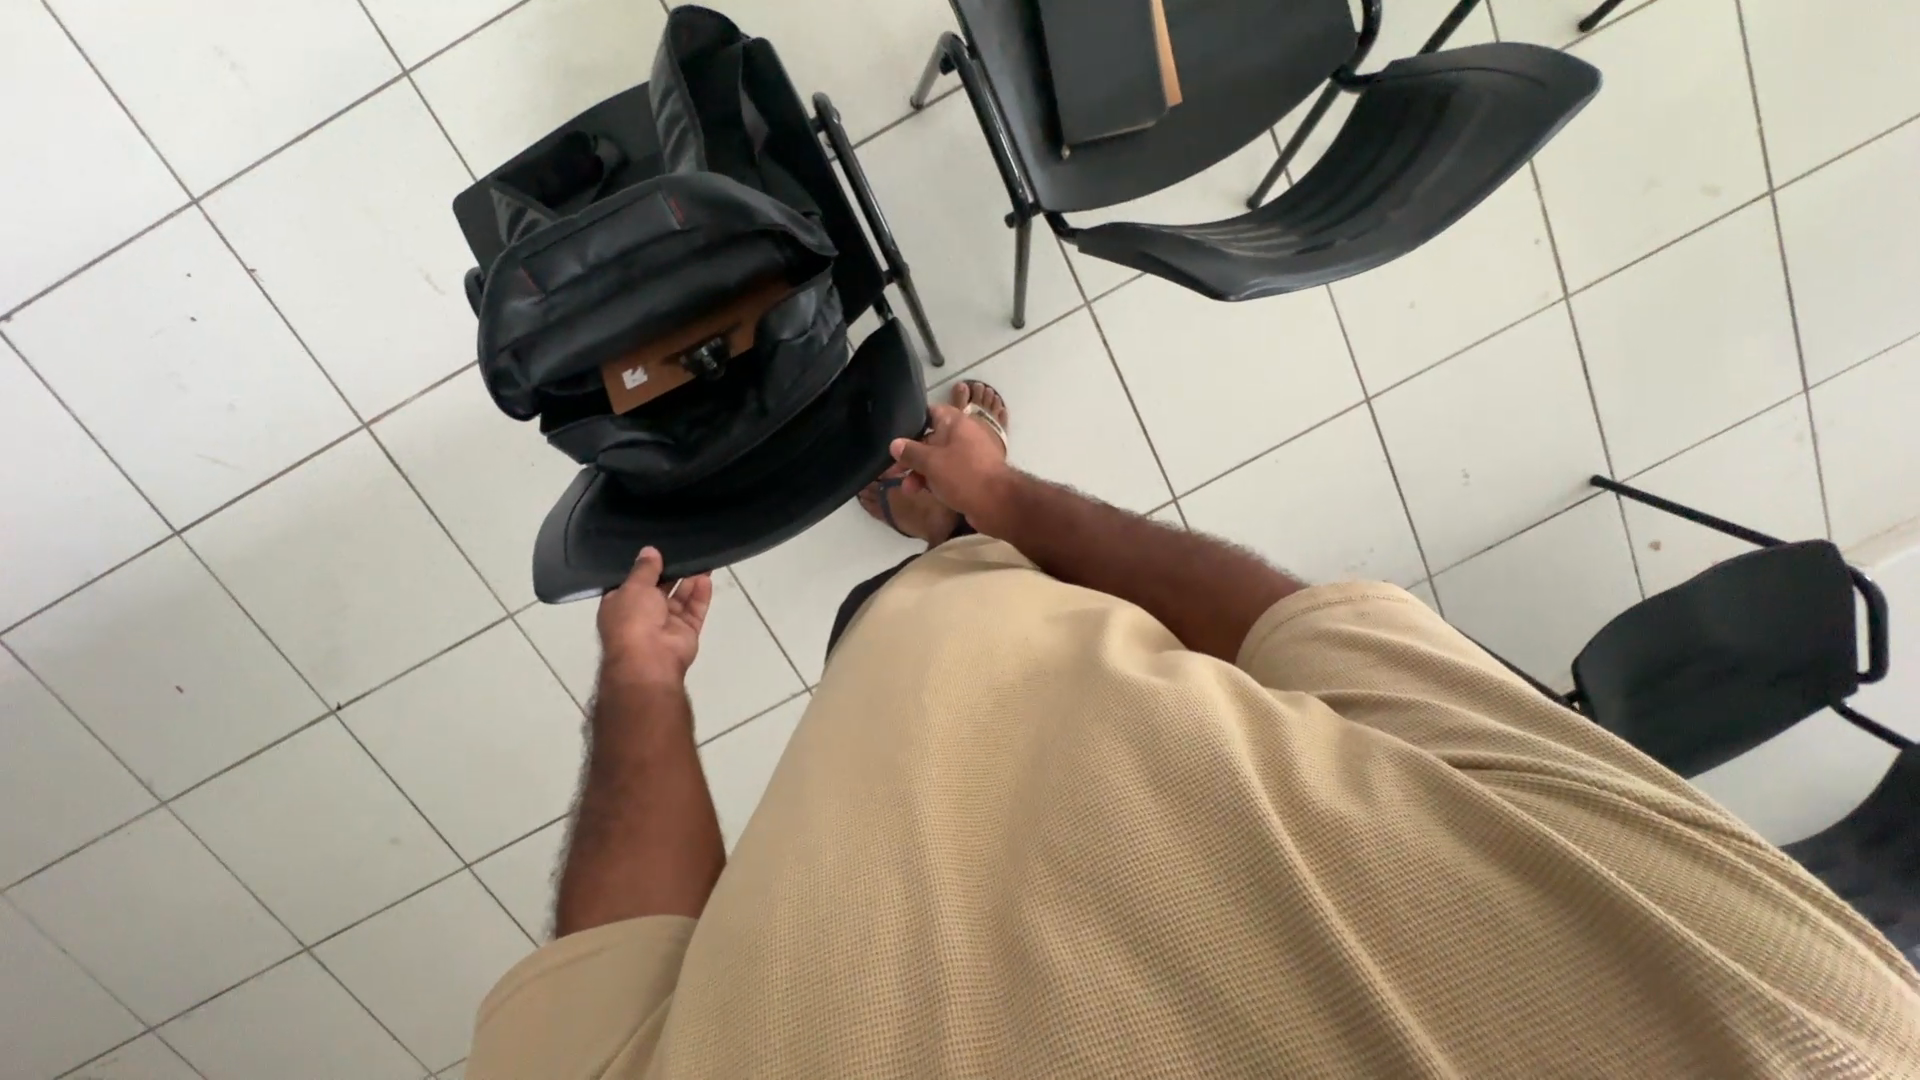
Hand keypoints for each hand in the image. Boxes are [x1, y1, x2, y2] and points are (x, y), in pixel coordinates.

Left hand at [596, 547, 712, 690]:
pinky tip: (706, 578)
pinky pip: (695, 610)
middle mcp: (642, 614)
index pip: (633, 582)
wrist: (649, 659)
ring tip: (701, 558)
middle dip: (672, 571)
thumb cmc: (632, 619)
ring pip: (680, 598)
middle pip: (660, 588)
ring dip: (689, 580)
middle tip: (684, 549)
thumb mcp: (633, 587)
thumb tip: (649, 550)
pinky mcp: (686, 631)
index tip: (657, 549)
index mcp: (621, 604)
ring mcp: (666, 624)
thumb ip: (644, 568)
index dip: (644, 567)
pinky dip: (700, 595)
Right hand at [889, 404, 1018, 533]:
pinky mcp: (971, 477)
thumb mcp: (931, 462)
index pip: (931, 412)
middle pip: (931, 440)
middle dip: (911, 456)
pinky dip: (933, 481)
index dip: (913, 422)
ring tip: (906, 488)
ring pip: (938, 460)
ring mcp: (969, 458)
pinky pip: (947, 475)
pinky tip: (920, 492)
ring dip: (919, 472)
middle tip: (892, 470)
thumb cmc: (963, 475)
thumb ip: (910, 452)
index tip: (896, 435)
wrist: (998, 504)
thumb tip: (895, 444)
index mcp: (957, 423)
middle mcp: (963, 437)